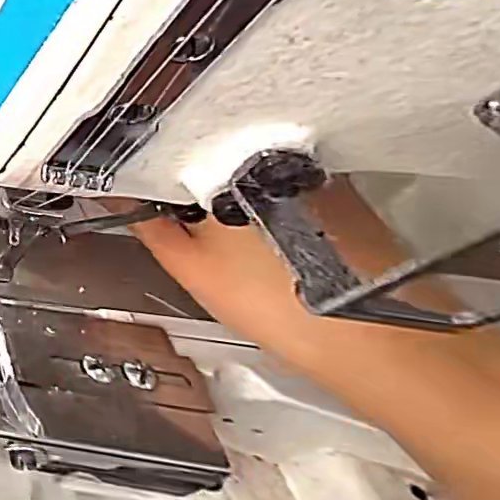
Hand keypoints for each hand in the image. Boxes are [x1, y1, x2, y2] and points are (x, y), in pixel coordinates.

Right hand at [129, 185, 449, 370]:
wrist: (377, 338)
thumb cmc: (286, 305)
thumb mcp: (189, 267)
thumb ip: (148, 225)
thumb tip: (123, 201)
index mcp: (224, 171)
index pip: (167, 166)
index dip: (151, 192)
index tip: (148, 212)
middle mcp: (270, 161)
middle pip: (209, 169)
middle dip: (194, 198)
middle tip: (197, 244)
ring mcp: (311, 175)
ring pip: (248, 181)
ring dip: (235, 206)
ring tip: (243, 255)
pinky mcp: (342, 194)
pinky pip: (285, 195)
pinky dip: (273, 215)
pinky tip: (278, 254)